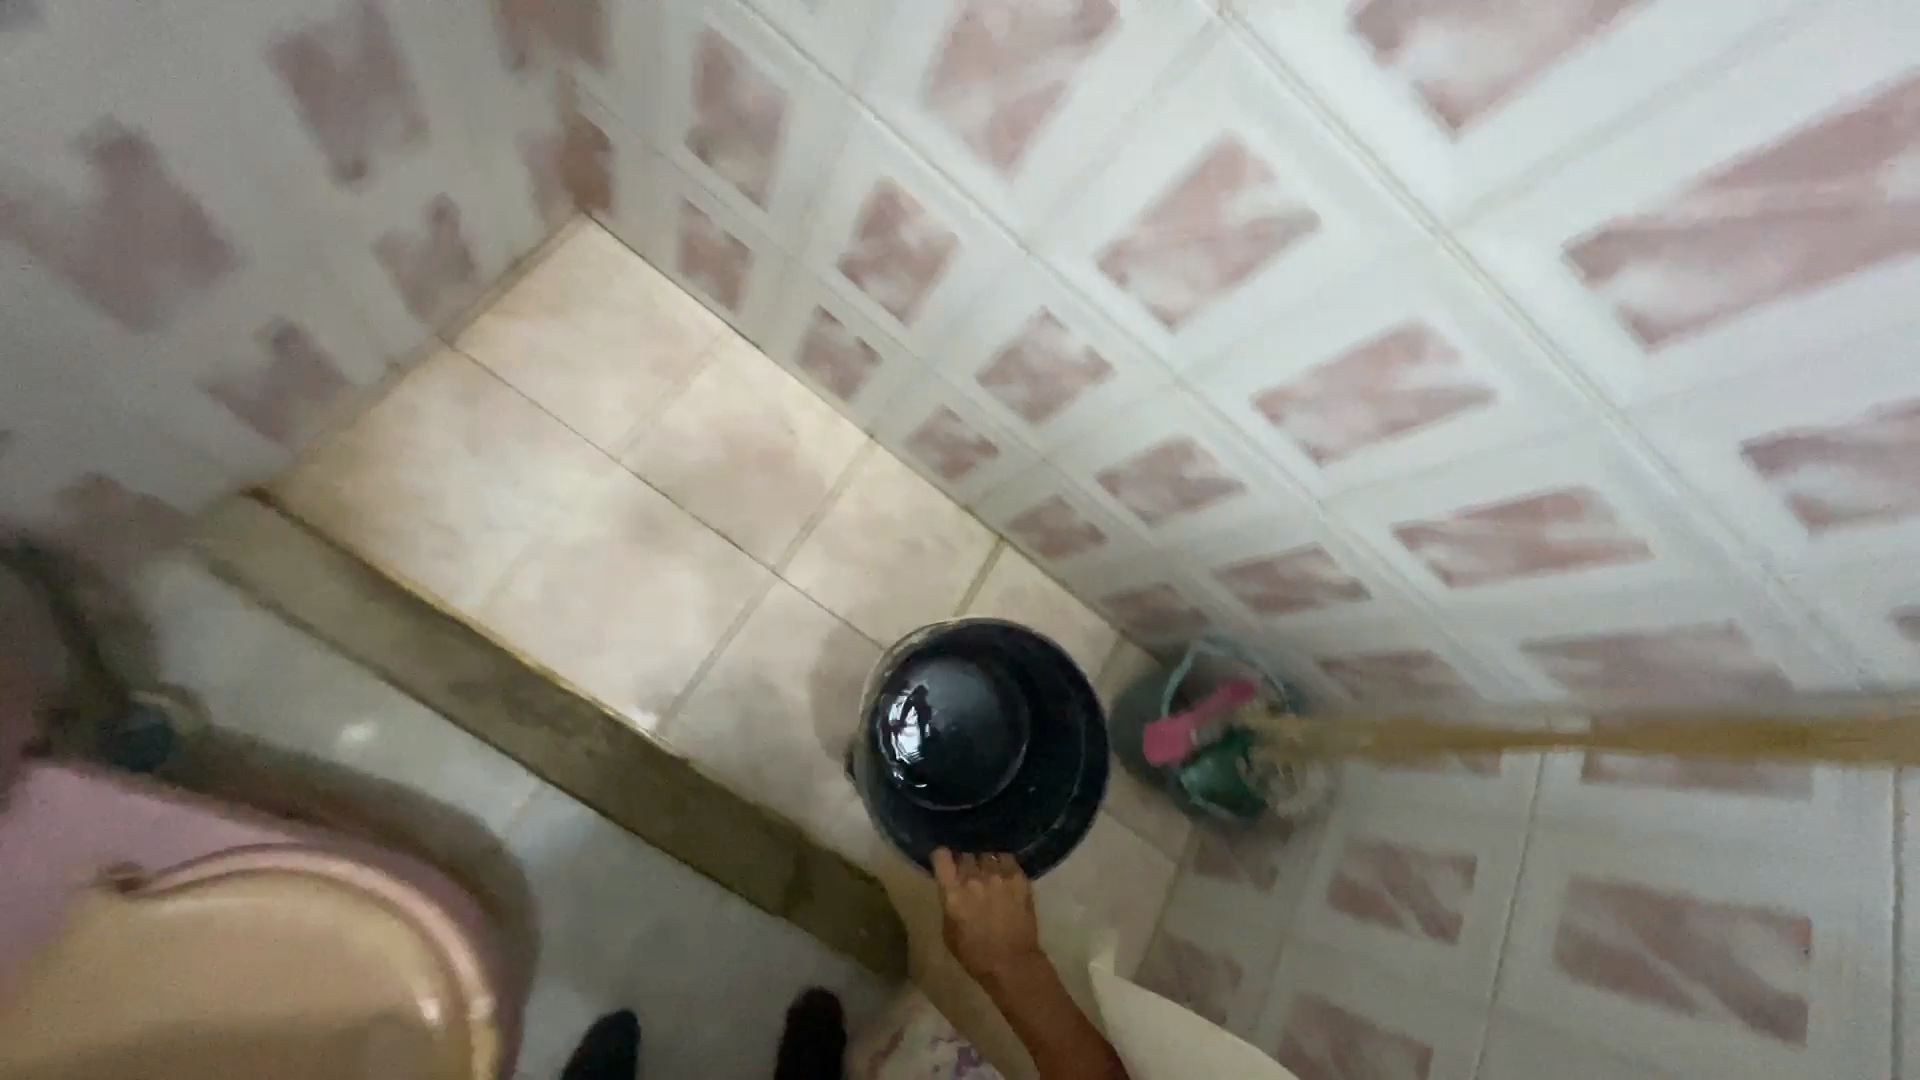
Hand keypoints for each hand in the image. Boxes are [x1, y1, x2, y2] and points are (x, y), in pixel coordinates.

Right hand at [932, 848, 1041, 983]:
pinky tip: (1004, 872)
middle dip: (964, 861)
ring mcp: (998, 874)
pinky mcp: (1018, 876)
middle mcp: (974, 878)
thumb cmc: (975, 954)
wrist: (1012, 963)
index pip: (942, 855)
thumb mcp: (949, 931)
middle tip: (968, 871)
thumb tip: (951, 886)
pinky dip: (1003, 863)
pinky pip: (1006, 857)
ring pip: (986, 853)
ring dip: (984, 861)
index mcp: (953, 892)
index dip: (942, 856)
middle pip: (965, 853)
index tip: (945, 861)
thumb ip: (948, 902)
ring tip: (988, 871)